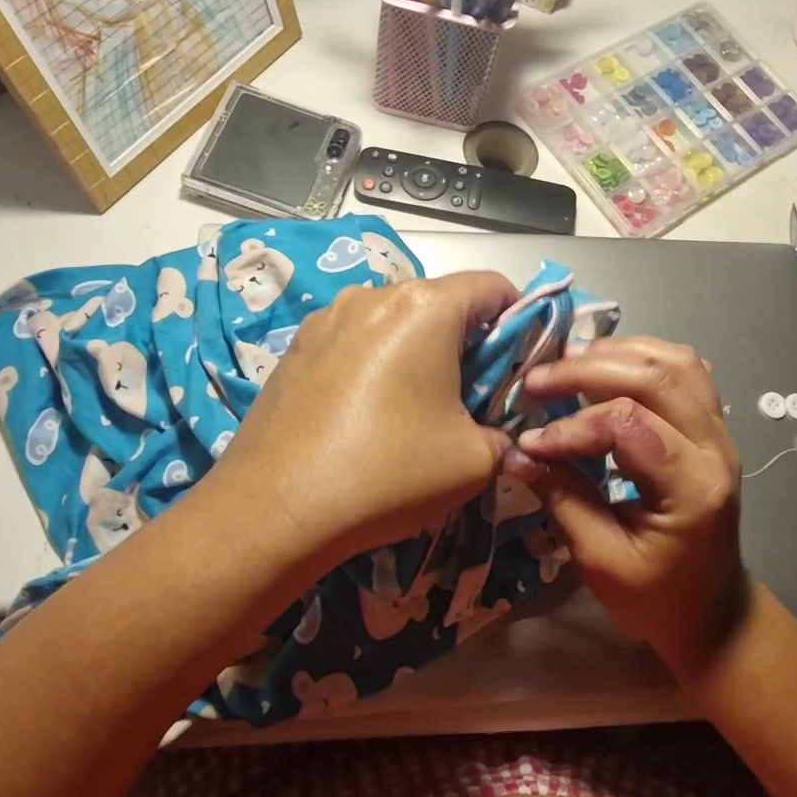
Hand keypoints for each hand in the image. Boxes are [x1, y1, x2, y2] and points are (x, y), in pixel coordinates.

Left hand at [209, 271, 519, 561]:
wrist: (275, 510)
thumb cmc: (387, 473)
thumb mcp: (475, 461)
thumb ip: (504, 432)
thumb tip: (500, 432)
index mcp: (424, 307)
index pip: (494, 286)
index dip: (522, 320)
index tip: (522, 365)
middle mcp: (373, 296)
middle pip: (442, 302)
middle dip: (468, 341)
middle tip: (474, 397)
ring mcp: (327, 319)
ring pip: (395, 321)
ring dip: (420, 353)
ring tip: (416, 410)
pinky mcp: (296, 348)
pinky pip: (356, 342)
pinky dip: (377, 365)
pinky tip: (369, 416)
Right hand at [505, 336, 748, 680]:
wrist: (712, 612)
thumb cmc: (657, 598)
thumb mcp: (600, 561)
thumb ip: (563, 499)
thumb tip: (517, 452)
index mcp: (692, 488)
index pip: (628, 426)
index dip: (571, 428)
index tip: (529, 443)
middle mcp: (715, 448)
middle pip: (657, 376)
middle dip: (588, 370)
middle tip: (537, 381)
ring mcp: (720, 433)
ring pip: (677, 361)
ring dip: (619, 353)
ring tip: (569, 363)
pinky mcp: (713, 428)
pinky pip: (687, 371)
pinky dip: (644, 358)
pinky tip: (609, 367)